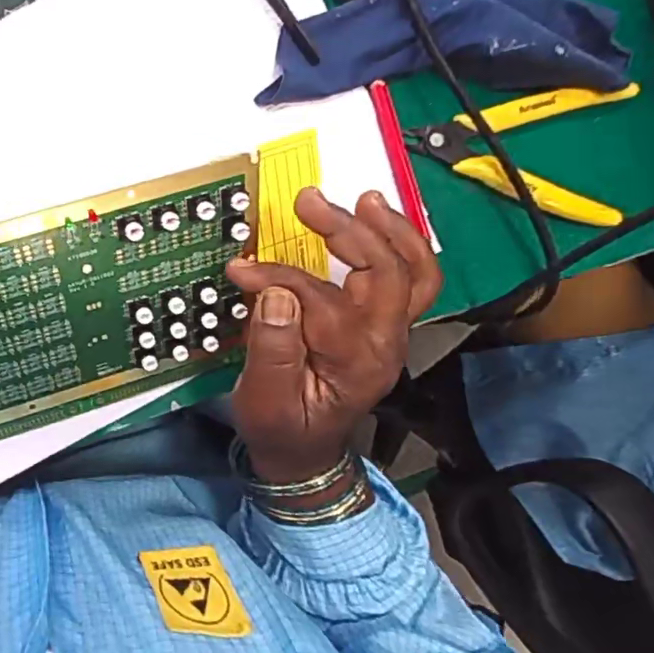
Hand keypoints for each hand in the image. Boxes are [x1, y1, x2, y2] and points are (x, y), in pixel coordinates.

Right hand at [225, 188, 440, 489]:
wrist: (303, 453)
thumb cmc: (281, 427)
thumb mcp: (264, 398)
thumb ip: (271, 348)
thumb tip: (274, 294)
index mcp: (354, 362)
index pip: (322, 300)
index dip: (279, 277)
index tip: (241, 268)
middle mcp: (383, 343)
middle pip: (385, 273)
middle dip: (348, 231)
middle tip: (308, 203)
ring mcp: (389, 334)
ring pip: (412, 272)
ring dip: (389, 230)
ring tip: (361, 199)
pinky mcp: (381, 328)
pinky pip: (406, 279)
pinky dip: (396, 246)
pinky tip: (375, 223)